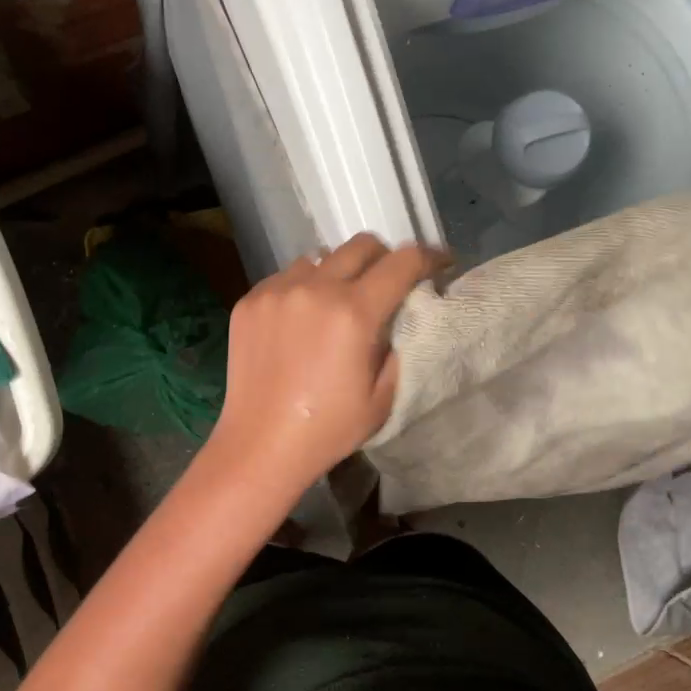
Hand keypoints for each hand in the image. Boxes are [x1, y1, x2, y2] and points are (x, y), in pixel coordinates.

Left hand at [209, 233, 444, 489]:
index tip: (439, 264)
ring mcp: (277, 291)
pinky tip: (302, 321)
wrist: (261, 445)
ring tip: (338, 305)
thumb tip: (400, 316)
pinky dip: (304, 289)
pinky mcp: (250, 301)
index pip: (403, 261)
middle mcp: (314, 289)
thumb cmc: (329, 429)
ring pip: (321, 259)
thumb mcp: (384, 396)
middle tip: (389, 284)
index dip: (429, 258)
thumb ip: (398, 346)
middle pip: (362, 246)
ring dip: (339, 273)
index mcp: (354, 313)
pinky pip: (286, 277)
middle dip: (385, 258)